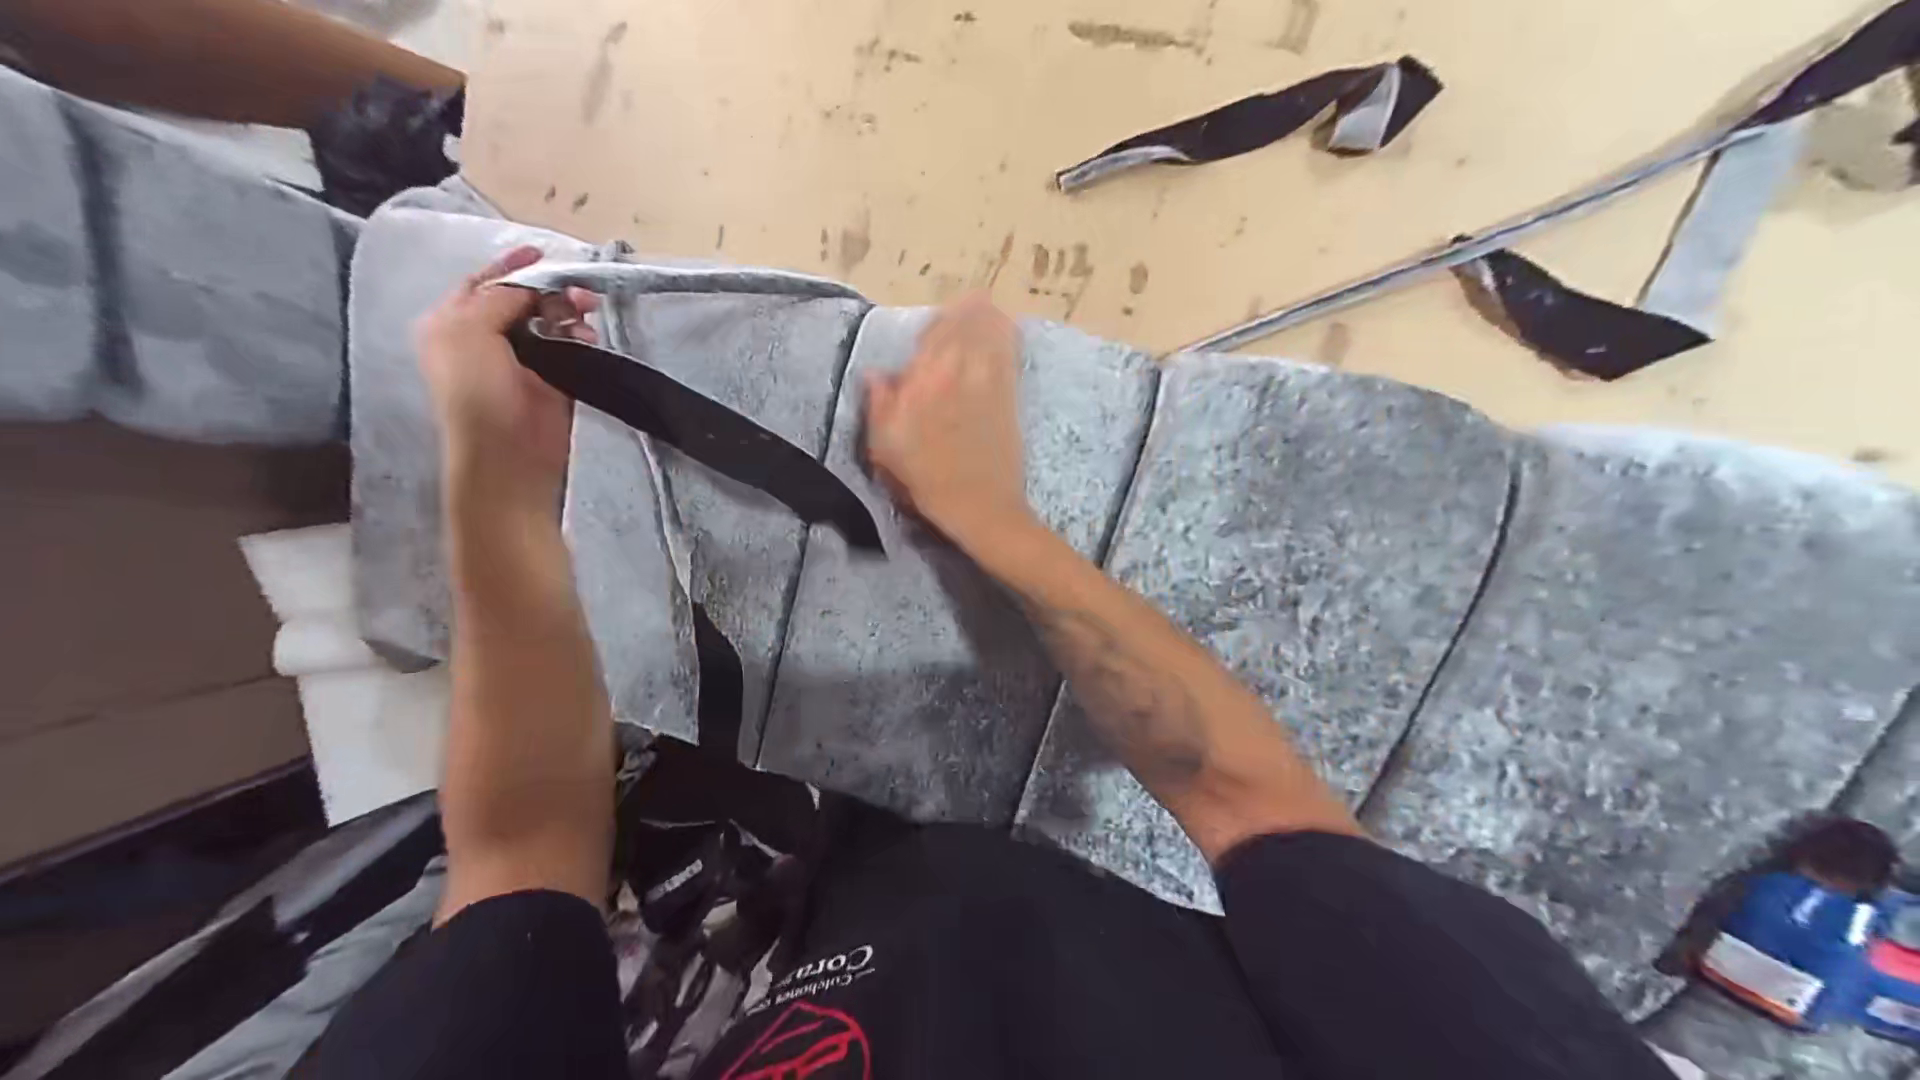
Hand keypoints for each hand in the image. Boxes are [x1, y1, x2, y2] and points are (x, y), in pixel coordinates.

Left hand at [414, 246, 600, 505]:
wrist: (508, 452)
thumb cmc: (476, 391)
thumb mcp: (469, 331)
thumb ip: (497, 298)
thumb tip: (532, 285)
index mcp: (453, 323)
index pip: (484, 283)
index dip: (511, 266)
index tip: (541, 252)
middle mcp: (486, 337)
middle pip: (523, 299)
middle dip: (549, 289)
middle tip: (579, 290)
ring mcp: (524, 359)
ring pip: (551, 321)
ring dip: (569, 312)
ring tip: (588, 311)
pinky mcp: (555, 378)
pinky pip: (572, 347)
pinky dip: (582, 338)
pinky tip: (589, 338)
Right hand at [864, 292, 1036, 553]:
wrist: (980, 505)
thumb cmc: (927, 480)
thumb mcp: (886, 447)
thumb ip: (879, 404)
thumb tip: (875, 374)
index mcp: (925, 380)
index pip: (931, 332)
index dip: (932, 326)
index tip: (929, 331)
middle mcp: (959, 370)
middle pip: (963, 323)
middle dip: (960, 314)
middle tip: (959, 311)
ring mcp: (990, 380)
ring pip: (989, 330)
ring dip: (984, 316)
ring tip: (982, 307)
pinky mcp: (1011, 394)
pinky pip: (1010, 351)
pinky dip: (1006, 334)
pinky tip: (1006, 327)